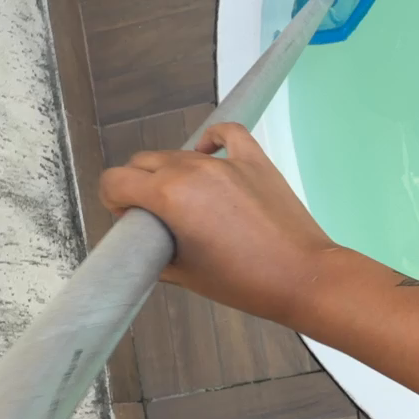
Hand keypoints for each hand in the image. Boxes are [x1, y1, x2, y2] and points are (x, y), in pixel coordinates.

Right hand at [98, 123, 341, 323]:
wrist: (304, 278)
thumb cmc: (248, 283)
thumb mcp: (187, 275)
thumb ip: (156, 252)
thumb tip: (145, 242)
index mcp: (169, 197)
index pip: (115, 181)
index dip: (114, 202)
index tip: (128, 218)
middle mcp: (193, 170)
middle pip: (144, 163)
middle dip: (141, 187)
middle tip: (158, 216)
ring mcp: (228, 162)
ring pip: (181, 154)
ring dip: (173, 173)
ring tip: (188, 202)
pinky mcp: (257, 162)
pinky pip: (228, 134)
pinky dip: (214, 140)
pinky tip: (209, 153)